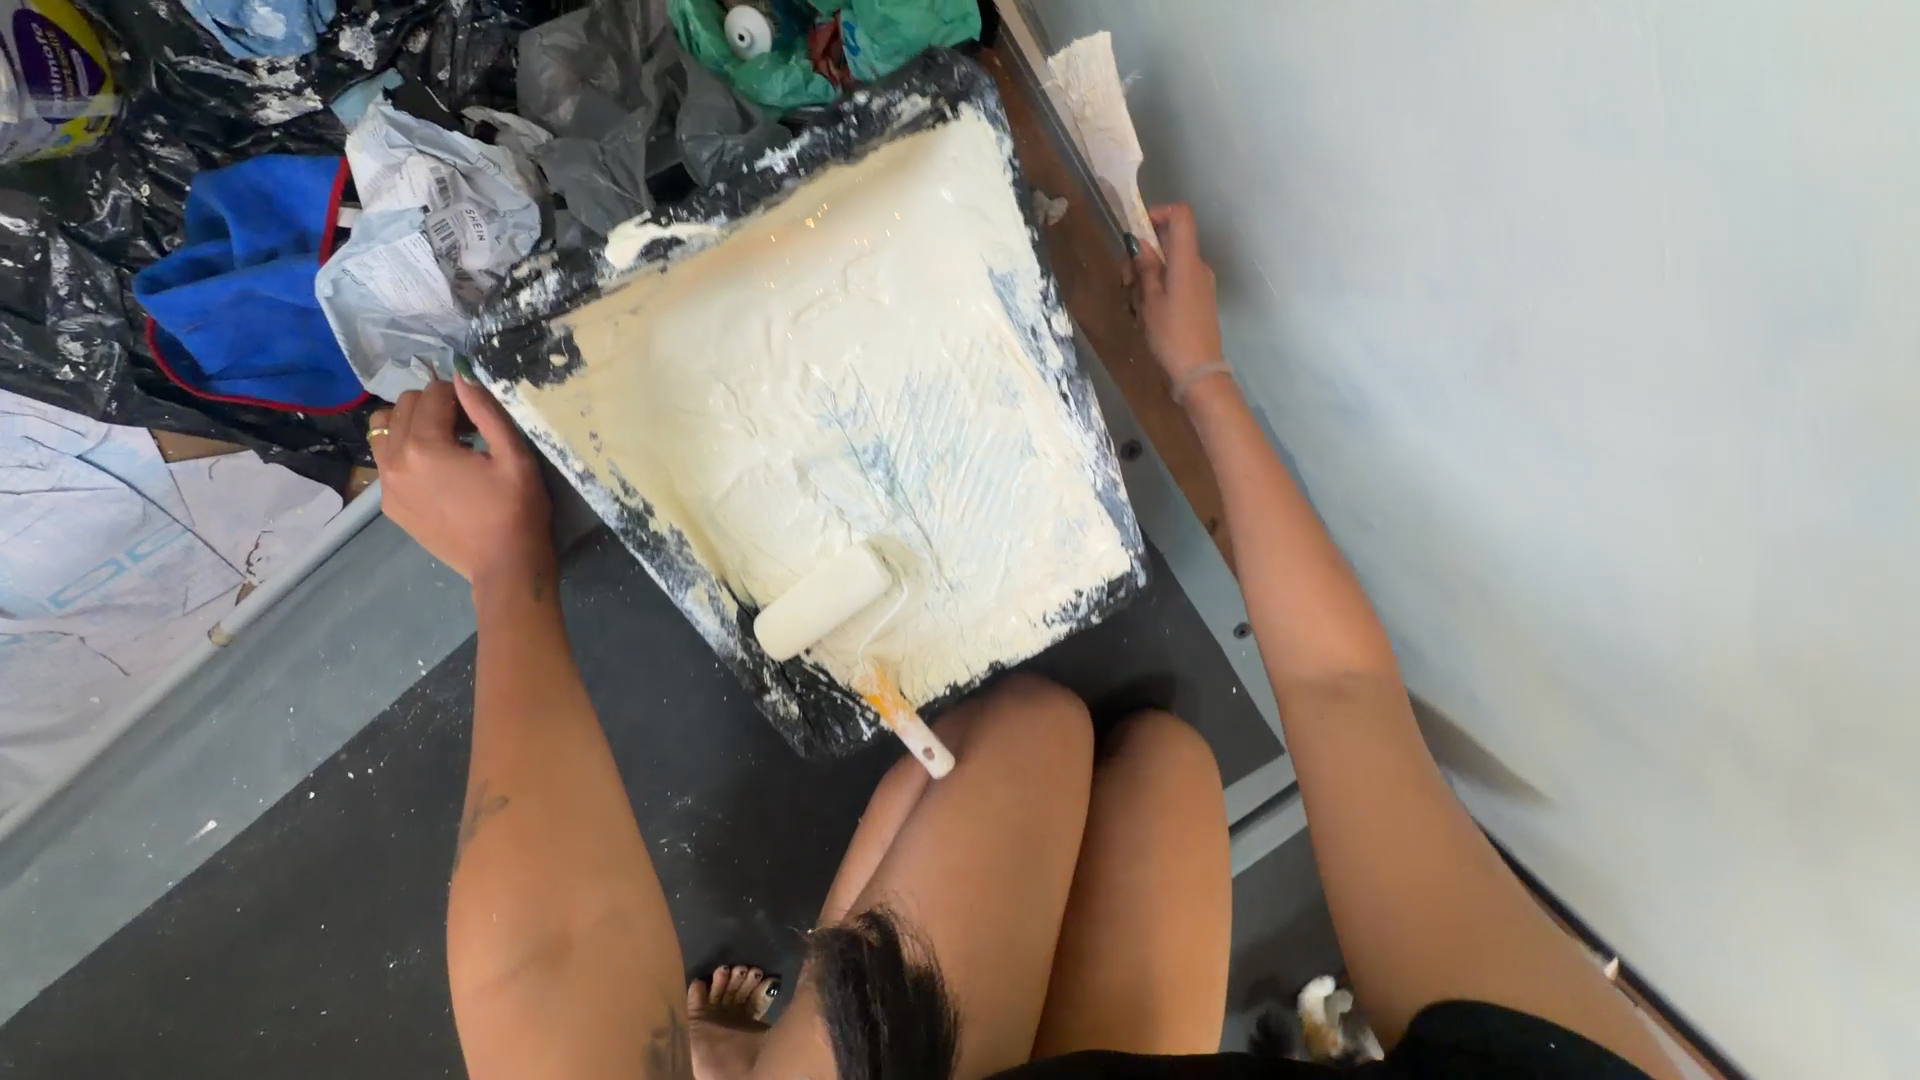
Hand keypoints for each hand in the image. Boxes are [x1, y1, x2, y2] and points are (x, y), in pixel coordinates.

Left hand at [368, 372, 553, 594]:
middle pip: (403, 407)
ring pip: (384, 432)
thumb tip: (464, 374)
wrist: (504, 565)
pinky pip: (387, 462)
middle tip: (468, 427)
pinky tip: (439, 472)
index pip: (433, 394)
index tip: (481, 410)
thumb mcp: (515, 458)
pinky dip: (407, 453)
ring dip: (412, 426)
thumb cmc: (517, 510)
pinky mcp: (391, 505)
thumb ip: (488, 413)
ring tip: (446, 444)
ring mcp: (387, 485)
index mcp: (426, 445)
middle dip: (435, 406)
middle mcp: (395, 460)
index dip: (460, 393)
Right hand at [1129, 203, 1224, 383]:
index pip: (1181, 216)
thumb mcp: (1150, 302)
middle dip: (1144, 253)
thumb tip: (1140, 244)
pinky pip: (1178, 282)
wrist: (1199, 371)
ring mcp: (1202, 283)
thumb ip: (1146, 269)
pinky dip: (1160, 288)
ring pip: (1171, 265)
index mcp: (1187, 262)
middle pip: (1172, 242)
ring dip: (1149, 275)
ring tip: (1134, 304)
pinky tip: (1146, 313)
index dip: (1159, 213)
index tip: (1137, 231)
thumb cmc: (1171, 335)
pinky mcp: (1200, 299)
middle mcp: (1199, 266)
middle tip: (1125, 280)